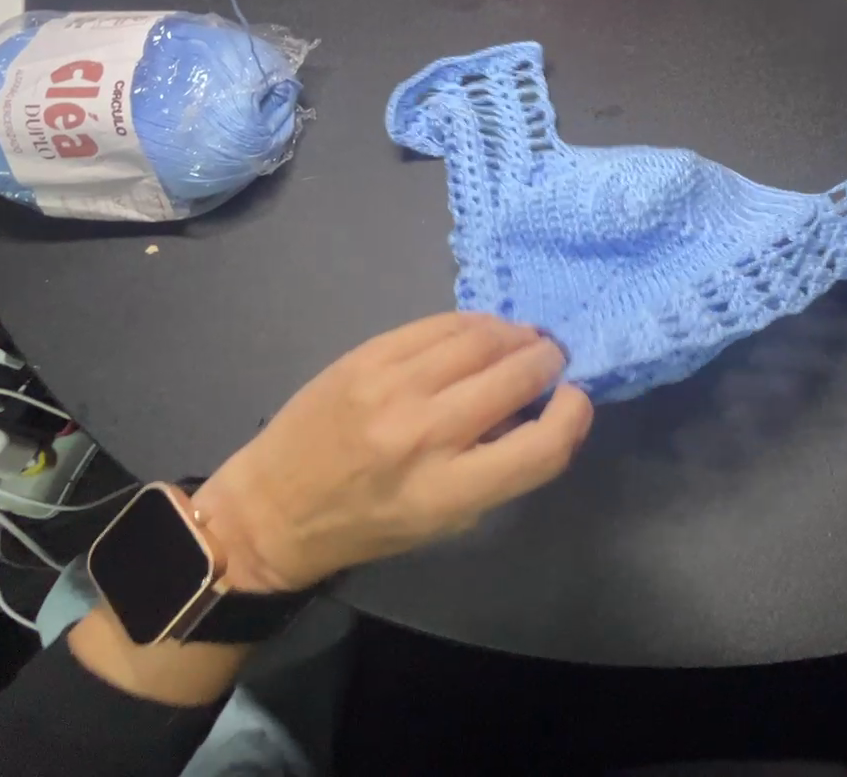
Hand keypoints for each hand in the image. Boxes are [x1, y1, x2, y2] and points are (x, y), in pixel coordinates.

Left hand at [191, 313, 592, 591]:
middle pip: (520, 376)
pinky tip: (483, 334)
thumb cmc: (370, 524)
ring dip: (518, 336)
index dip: (575, 415)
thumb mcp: (449, 518)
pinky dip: (478, 325)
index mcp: (448, 491)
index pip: (544, 444)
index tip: (573, 399)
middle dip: (549, 362)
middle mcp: (424, 434)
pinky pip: (445, 323)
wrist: (272, 509)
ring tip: (523, 342)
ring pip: (486, 338)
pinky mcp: (368, 356)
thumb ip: (503, 464)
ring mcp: (393, 387)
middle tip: (551, 362)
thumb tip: (544, 401)